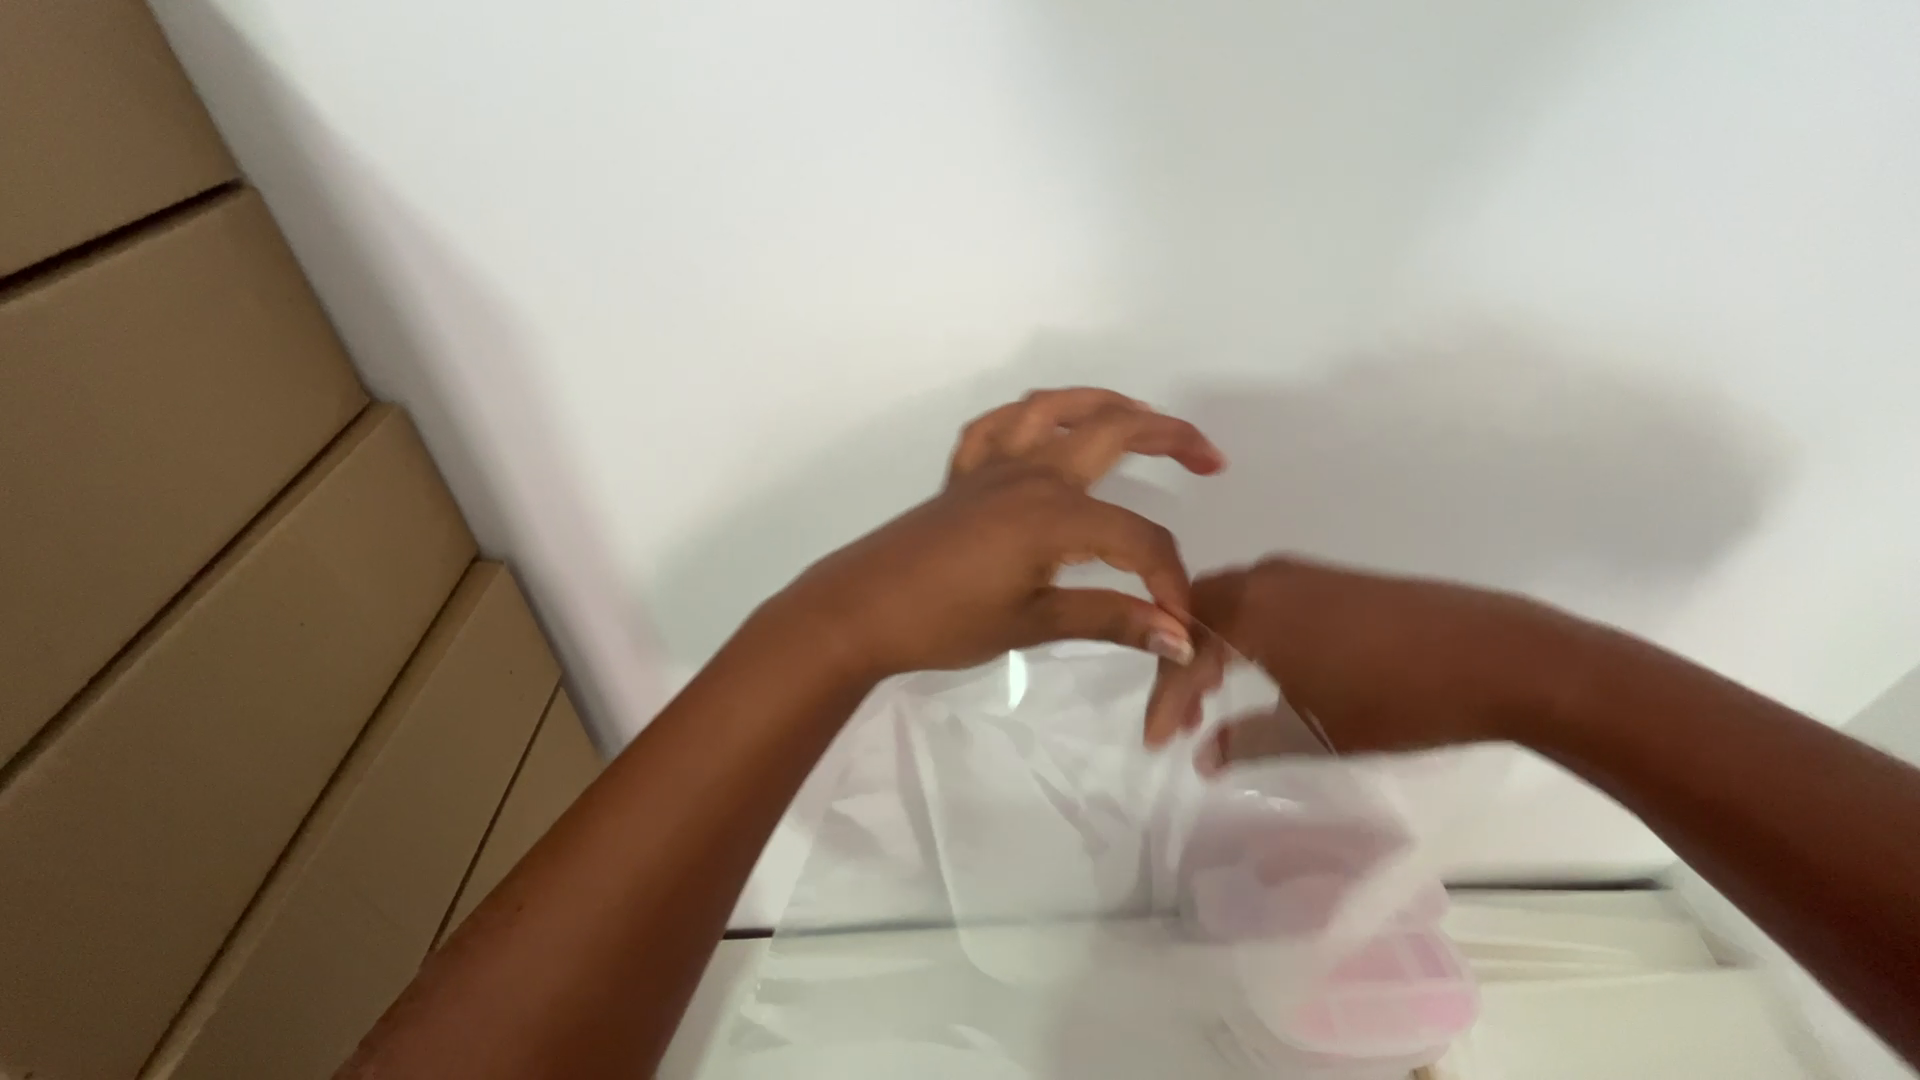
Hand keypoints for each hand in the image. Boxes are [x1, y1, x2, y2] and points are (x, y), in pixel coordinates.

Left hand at [764, 388, 1224, 680]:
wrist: (859, 612)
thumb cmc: (944, 624)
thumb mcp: (1033, 625)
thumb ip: (1110, 619)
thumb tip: (1180, 639)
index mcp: (1054, 514)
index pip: (1138, 539)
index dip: (1168, 580)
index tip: (1178, 623)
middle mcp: (1030, 474)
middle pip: (1113, 431)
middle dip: (1170, 437)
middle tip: (1210, 459)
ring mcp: (992, 465)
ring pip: (1056, 407)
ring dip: (1106, 404)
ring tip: (1141, 418)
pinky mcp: (963, 473)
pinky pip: (998, 425)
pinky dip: (1030, 417)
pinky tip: (1046, 430)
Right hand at [1145, 557, 1596, 763]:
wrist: (1503, 659)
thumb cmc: (1398, 701)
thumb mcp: (1313, 733)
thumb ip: (1247, 743)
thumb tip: (1202, 756)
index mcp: (1250, 611)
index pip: (1182, 651)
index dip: (1164, 698)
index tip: (1156, 742)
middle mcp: (1266, 579)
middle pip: (1196, 612)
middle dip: (1180, 662)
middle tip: (1183, 713)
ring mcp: (1303, 574)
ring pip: (1230, 602)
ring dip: (1213, 644)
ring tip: (1217, 692)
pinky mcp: (1334, 579)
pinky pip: (1263, 599)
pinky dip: (1246, 631)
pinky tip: (1266, 666)